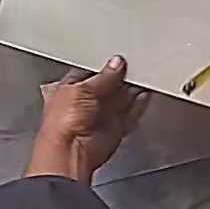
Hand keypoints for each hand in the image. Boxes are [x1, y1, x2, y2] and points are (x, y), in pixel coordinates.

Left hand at [26, 56, 150, 184]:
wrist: (70, 152)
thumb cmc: (63, 122)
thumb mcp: (83, 89)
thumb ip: (104, 76)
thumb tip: (116, 63)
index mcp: (71, 89)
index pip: (91, 71)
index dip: (105, 64)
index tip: (120, 56)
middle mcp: (86, 102)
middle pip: (109, 84)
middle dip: (122, 75)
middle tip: (135, 64)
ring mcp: (101, 115)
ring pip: (122, 98)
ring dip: (132, 88)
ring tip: (144, 75)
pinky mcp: (115, 127)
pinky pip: (131, 113)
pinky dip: (140, 104)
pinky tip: (146, 94)